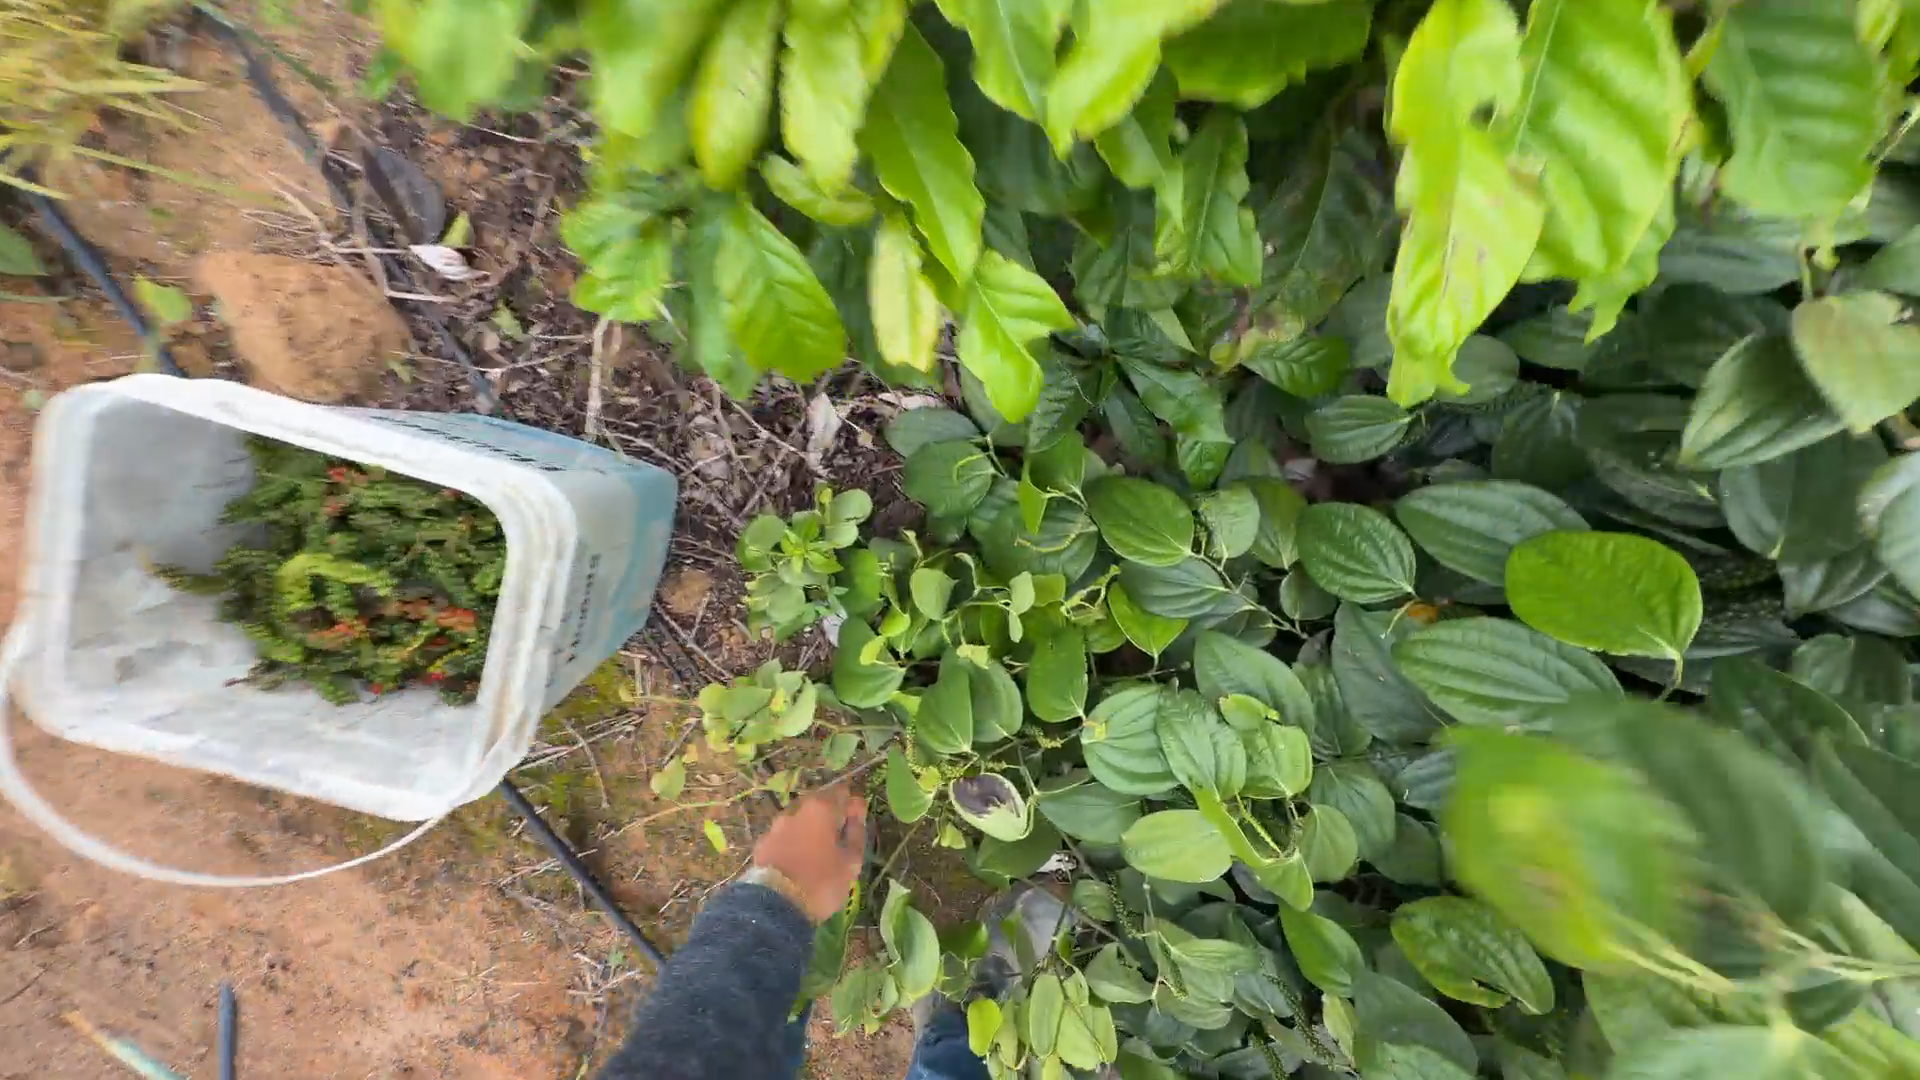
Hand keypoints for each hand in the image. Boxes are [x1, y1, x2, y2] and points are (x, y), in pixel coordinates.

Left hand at [752, 783, 866, 921]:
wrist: (774, 906)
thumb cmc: (821, 882)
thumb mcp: (851, 861)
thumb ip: (857, 832)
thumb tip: (858, 812)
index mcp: (822, 808)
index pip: (843, 792)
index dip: (852, 806)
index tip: (857, 824)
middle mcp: (797, 808)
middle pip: (819, 802)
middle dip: (830, 815)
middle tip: (838, 839)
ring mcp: (776, 825)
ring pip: (799, 818)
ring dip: (809, 828)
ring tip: (816, 852)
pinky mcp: (762, 843)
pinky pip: (784, 835)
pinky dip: (793, 841)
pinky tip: (797, 860)